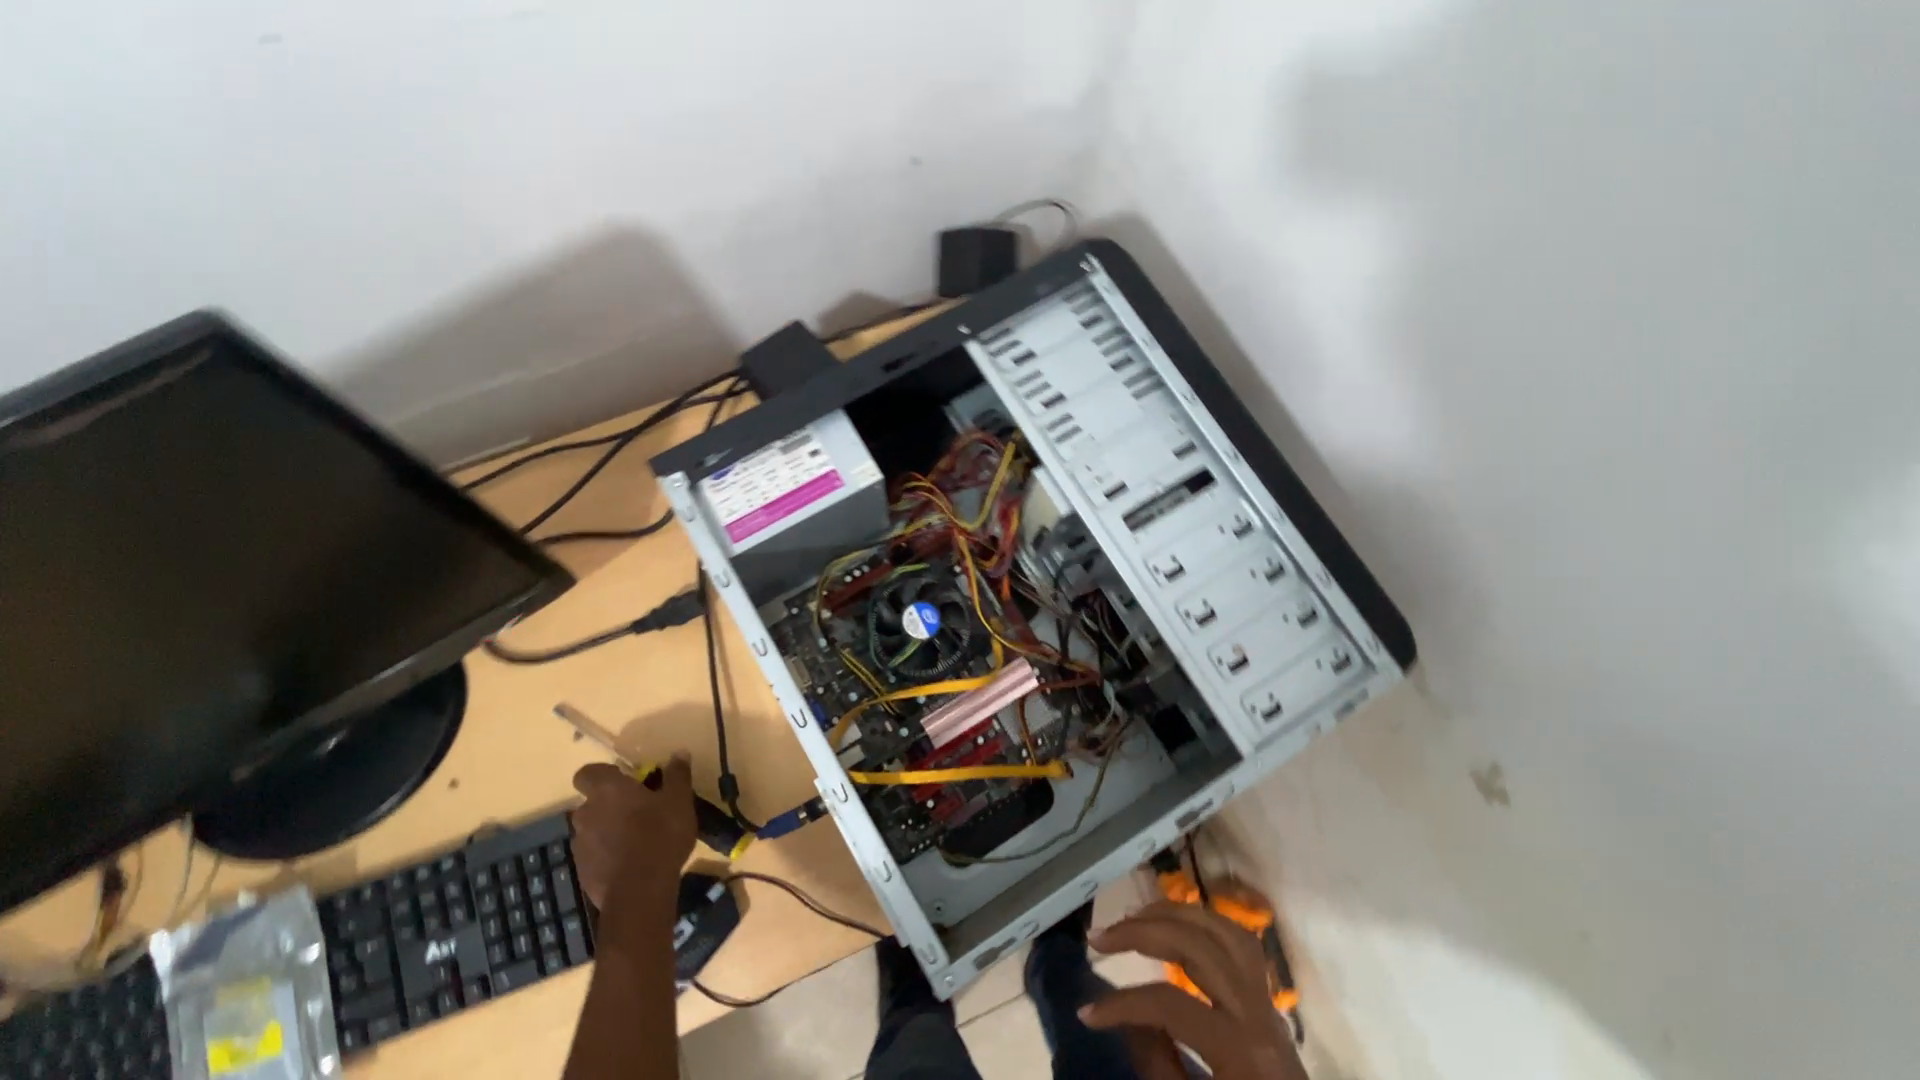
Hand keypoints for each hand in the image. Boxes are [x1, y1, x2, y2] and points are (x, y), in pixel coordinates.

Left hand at [570, 754, 696, 911]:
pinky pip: (594, 856)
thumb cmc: (660, 835)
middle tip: (637, 813)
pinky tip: (630, 866)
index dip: (602, 775)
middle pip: (591, 803)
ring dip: (608, 832)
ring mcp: (581, 844)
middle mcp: (586, 813)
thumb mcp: (679, 800)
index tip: (624, 781)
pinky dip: (607, 857)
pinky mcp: (583, 871)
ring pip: (592, 830)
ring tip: (636, 842)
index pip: (587, 773)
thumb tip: (679, 752)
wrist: (640, 891)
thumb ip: (677, 775)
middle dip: (610, 806)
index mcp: (607, 790)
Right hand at [1083, 901, 1304, 1079]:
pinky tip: (1177, 927)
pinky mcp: (1272, 1008)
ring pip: (1226, 933)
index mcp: (1241, 1053)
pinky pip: (1242, 947)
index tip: (1086, 1014)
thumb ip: (1158, 1067)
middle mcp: (1260, 1017)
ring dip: (1176, 916)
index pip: (1171, 1003)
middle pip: (1200, 948)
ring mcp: (1271, 1007)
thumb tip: (1130, 1018)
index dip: (1123, 1003)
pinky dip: (1206, 926)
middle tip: (1100, 937)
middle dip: (1144, 933)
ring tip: (1135, 916)